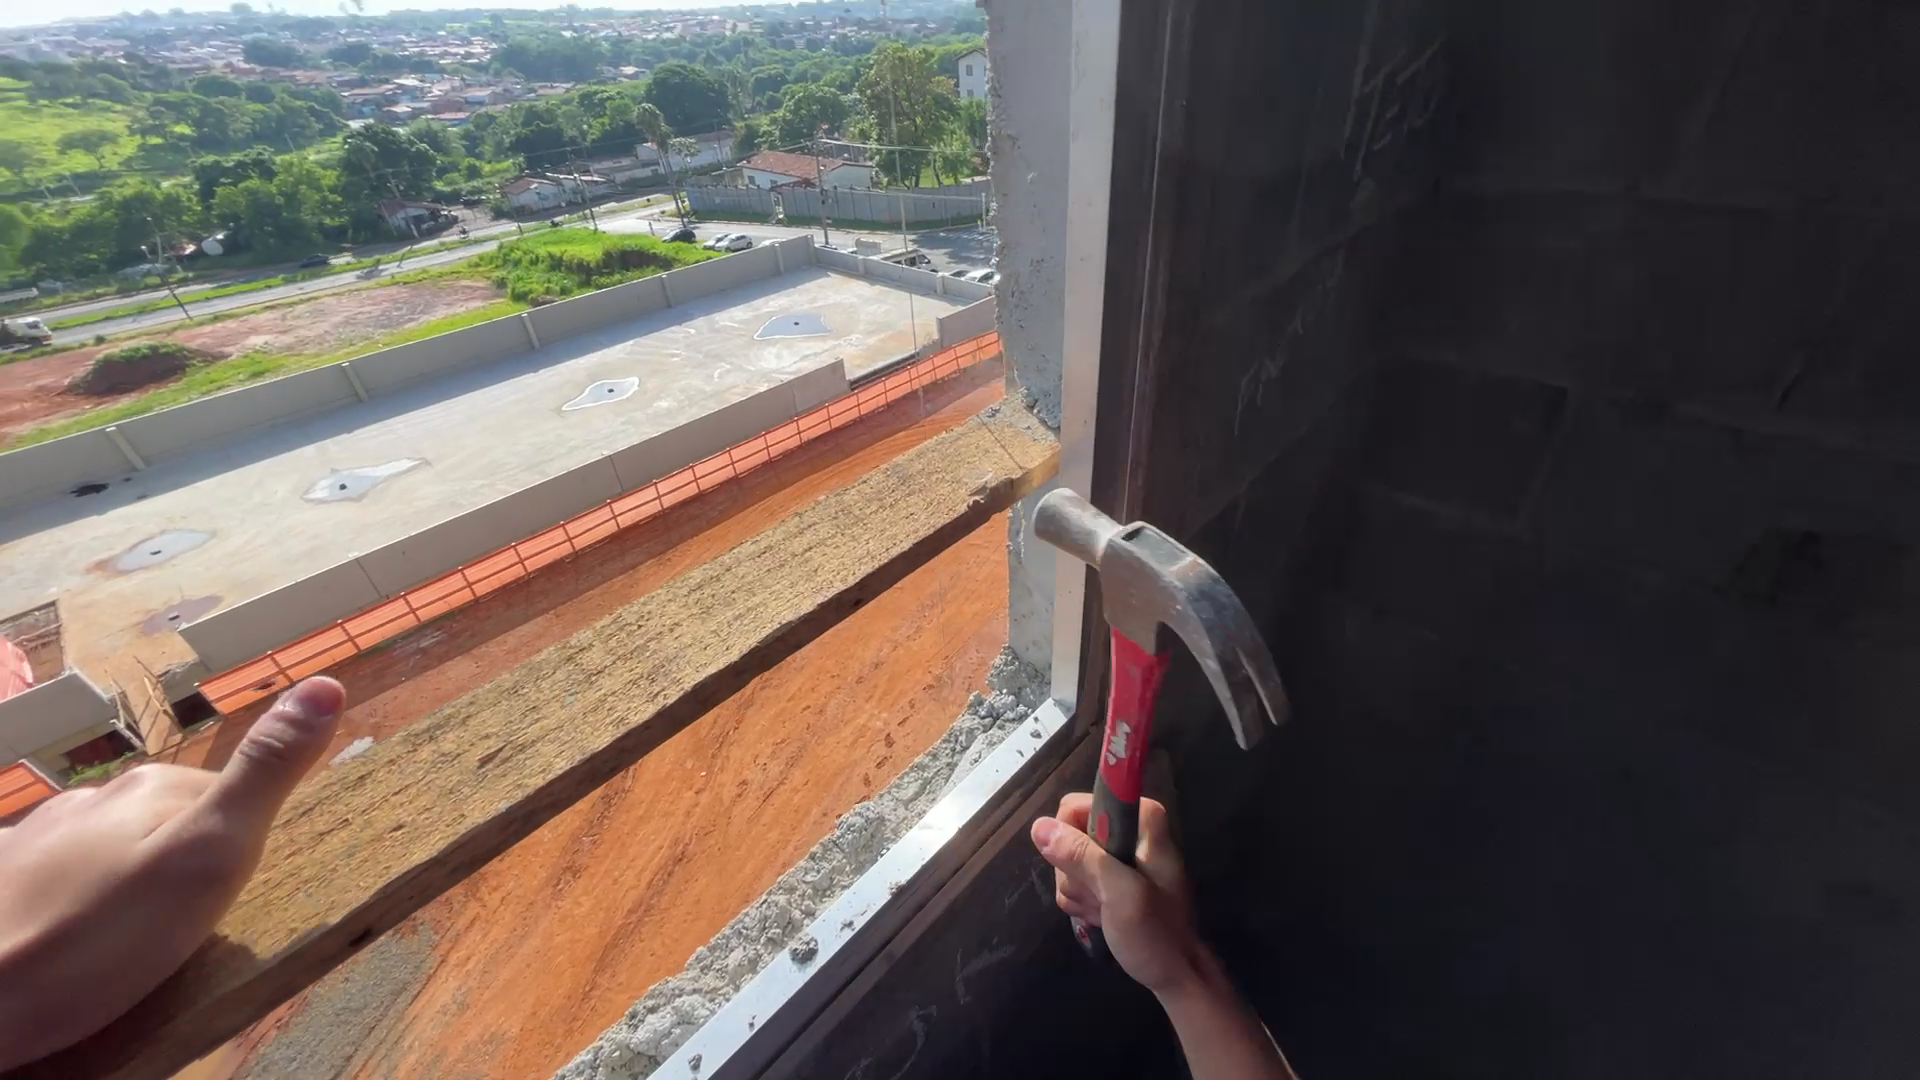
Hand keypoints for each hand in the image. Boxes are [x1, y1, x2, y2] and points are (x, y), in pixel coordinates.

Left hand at [0, 677, 343, 1068]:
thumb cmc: (107, 935)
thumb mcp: (216, 850)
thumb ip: (270, 768)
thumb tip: (328, 682)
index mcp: (152, 784)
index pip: (227, 796)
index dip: (238, 838)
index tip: (225, 887)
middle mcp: (90, 796)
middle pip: (165, 819)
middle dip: (180, 856)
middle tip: (177, 919)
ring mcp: (25, 840)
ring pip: (103, 846)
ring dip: (120, 876)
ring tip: (118, 935)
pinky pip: (40, 877)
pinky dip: (60, 895)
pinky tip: (58, 926)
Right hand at [1031, 793, 1203, 995]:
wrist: (1177, 977)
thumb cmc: (1157, 935)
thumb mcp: (1120, 895)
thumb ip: (1082, 858)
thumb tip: (1039, 827)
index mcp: (1140, 819)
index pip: (1077, 805)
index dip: (1070, 836)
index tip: (1084, 869)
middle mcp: (1126, 827)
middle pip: (1067, 833)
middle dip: (1074, 872)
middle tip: (1100, 898)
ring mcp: (1115, 852)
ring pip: (1066, 858)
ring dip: (1078, 892)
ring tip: (1104, 912)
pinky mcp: (1108, 874)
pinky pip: (1072, 877)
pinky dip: (1081, 901)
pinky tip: (1101, 917)